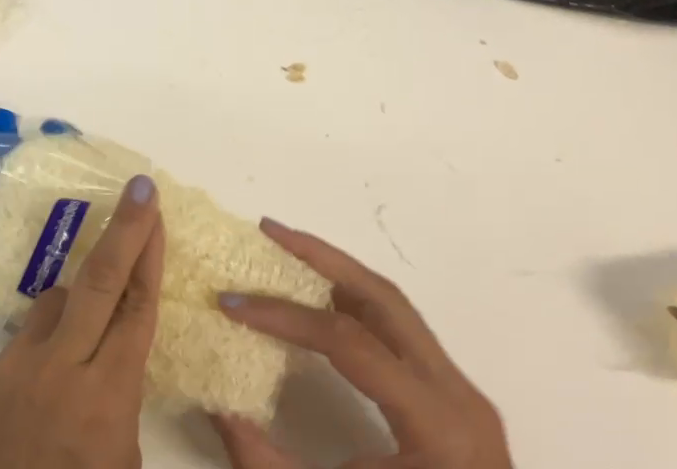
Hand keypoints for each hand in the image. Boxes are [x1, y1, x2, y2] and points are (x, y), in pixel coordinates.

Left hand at [0, 173, 165, 468]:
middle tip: (138, 189)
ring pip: (55, 303)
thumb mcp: (126, 456)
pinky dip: (47, 342)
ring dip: (79, 299)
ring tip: (92, 325)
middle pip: (96, 282)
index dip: (148, 258)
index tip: (154, 213)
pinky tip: (52, 377)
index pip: (135, 310)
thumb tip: (114, 354)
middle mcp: (61, 366)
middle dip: (123, 232)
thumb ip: (123, 397)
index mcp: (108, 394)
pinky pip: (27, 338)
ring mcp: (18, 363)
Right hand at [211, 220, 512, 468]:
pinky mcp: (455, 397)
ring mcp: (462, 393)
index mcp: (435, 423)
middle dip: (322, 257)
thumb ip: (265, 461)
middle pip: (384, 300)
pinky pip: (402, 332)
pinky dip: (356, 303)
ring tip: (286, 248)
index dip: (283, 315)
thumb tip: (214, 405)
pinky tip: (319, 297)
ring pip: (396, 308)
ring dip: (338, 272)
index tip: (228, 305)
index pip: (348, 341)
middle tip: (267, 230)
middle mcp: (458, 395)